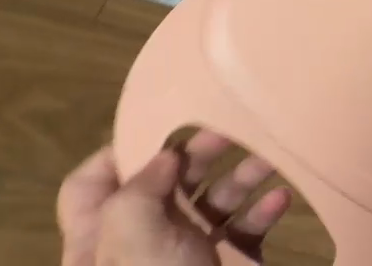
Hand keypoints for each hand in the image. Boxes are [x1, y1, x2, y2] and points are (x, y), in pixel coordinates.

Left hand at [58, 131, 292, 265]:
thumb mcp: (130, 249)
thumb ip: (136, 196)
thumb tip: (164, 155)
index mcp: (99, 243)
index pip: (91, 185)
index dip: (122, 149)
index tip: (169, 120)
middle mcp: (140, 244)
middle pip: (165, 181)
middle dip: (199, 153)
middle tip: (234, 130)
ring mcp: (187, 254)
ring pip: (214, 198)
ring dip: (245, 174)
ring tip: (272, 161)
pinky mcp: (229, 262)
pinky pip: (247, 225)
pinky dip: (265, 209)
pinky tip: (280, 201)